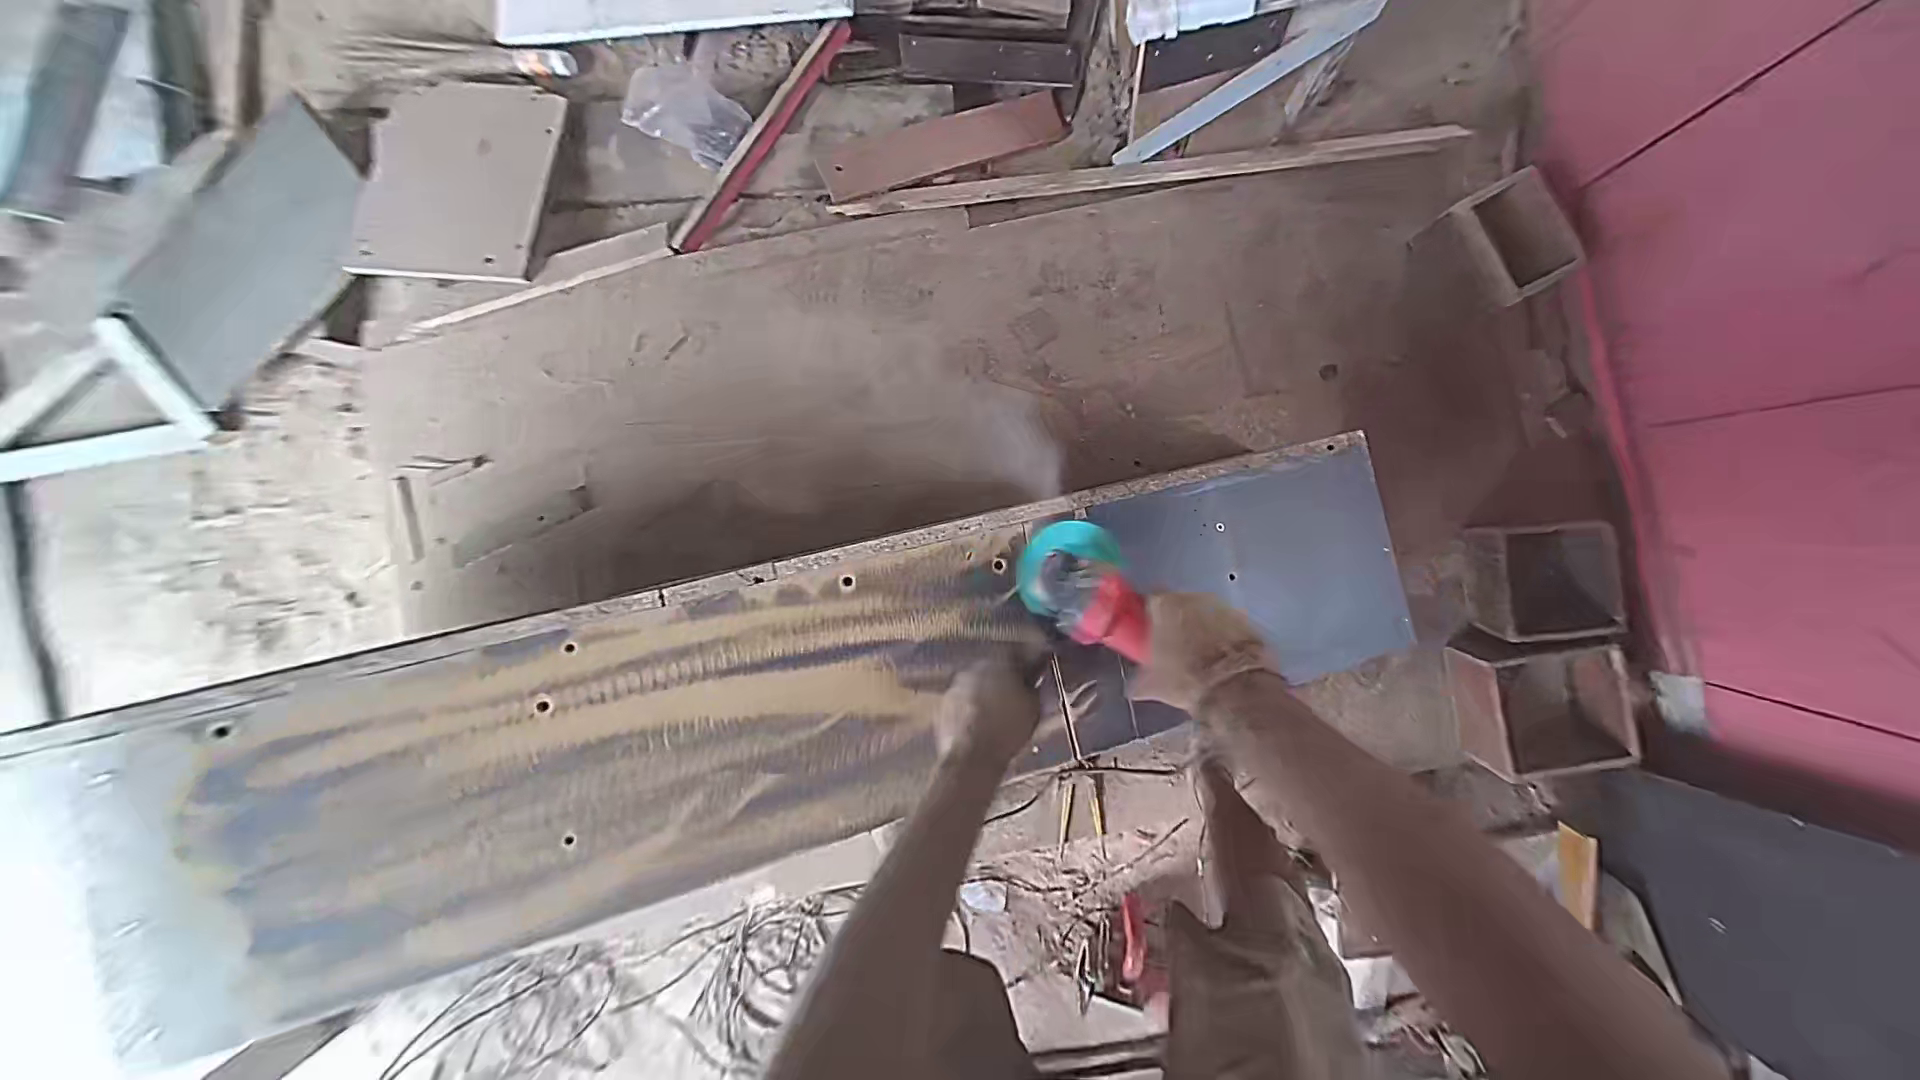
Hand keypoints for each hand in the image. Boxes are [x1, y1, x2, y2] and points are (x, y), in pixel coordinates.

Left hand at [935, 659, 1041, 770]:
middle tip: (1015, 694)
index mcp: (999, 662)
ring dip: (986, 692)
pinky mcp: (944, 703)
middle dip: (1004, 678)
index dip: (1026, 664)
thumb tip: (1032, 681)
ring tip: (997, 712)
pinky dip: (971, 707)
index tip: (1032, 675)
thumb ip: (1032, 687)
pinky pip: (963, 700)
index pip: (1016, 654)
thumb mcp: (1033, 707)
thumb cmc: (1008, 729)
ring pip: (976, 683)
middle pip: (993, 667)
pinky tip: (979, 723)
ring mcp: (956, 685)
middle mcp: (974, 667)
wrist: (972, 757)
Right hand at [1129, 592, 1273, 712]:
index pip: (1149, 601)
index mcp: (1163, 605)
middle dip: (1175, 620)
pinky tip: (1222, 656)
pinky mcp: (1246, 620)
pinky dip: (1223, 634)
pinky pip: (1227, 624)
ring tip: (1200, 652)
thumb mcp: (1153, 684)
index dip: (1148, 616)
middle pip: (1178, 603)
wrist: (1237, 691)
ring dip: (1201, 626)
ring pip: (1204, 612)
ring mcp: (1221, 606)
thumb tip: (1134, 688)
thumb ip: (1140, 679)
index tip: (1148, 631)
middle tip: (1173, 643)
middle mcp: (1191, 597)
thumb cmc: (1186, 681)